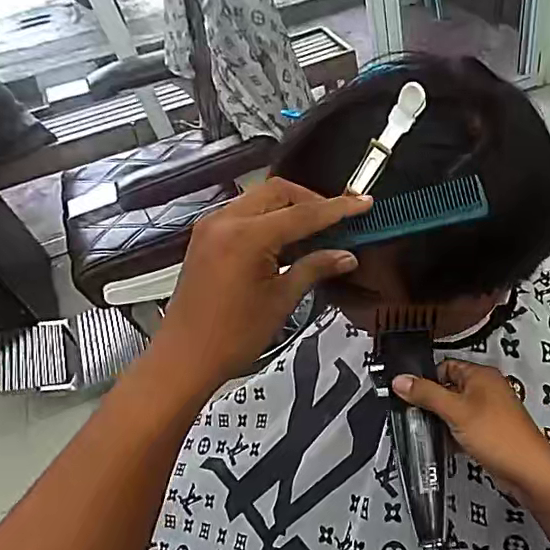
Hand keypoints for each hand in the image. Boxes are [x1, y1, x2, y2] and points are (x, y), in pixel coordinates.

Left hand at [142, 178, 369, 399]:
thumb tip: (345, 256)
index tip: (363, 203)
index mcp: (245, 237)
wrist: (186, 357)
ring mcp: (211, 227)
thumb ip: (315, 269)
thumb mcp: (282, 300)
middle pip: (279, 192)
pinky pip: (245, 214)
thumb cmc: (230, 336)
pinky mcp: (206, 238)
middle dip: (313, 201)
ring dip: (292, 209)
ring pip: (261, 199)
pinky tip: (290, 241)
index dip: (339, 208)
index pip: (304, 213)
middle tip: (341, 220)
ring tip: (319, 233)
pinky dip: (271, 219)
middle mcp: (224, 222)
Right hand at [390, 360, 549, 498]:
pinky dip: (454, 435)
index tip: (408, 391)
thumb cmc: (502, 436)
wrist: (526, 469)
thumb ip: (427, 394)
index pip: (446, 365)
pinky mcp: (490, 431)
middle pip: (449, 389)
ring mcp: (490, 411)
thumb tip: (402, 381)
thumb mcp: (455, 411)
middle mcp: (488, 389)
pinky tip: (447, 444)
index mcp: (482, 375)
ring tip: (433, 431)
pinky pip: (464, 428)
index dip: (426, 378)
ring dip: (443, 421)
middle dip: (433, 403)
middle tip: (418, 414)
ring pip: (456, 410)